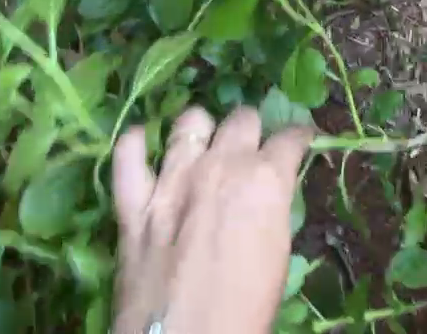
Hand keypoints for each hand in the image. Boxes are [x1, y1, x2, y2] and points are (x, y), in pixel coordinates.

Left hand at [111, 106, 312, 333]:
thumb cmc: (245, 308)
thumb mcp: (278, 250)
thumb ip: (272, 206)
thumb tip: (270, 191)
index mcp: (266, 177)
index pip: (291, 136)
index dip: (299, 138)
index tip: (299, 142)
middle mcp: (222, 165)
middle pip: (242, 118)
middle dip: (252, 130)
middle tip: (251, 149)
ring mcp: (174, 180)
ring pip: (190, 122)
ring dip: (201, 129)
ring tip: (202, 143)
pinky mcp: (134, 205)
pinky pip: (126, 158)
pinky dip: (133, 144)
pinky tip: (140, 141)